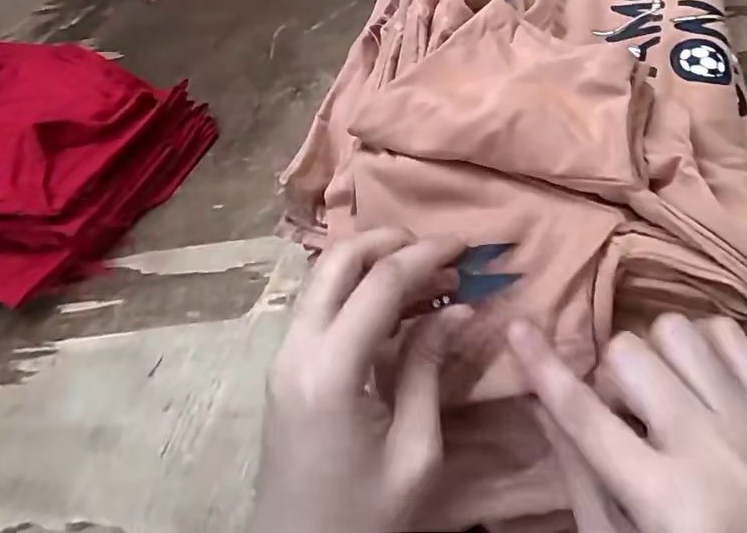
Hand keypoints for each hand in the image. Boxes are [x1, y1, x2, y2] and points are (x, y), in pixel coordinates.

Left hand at [249, 229, 470, 532]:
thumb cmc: (363, 518)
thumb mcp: (413, 454)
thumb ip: (428, 370)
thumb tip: (459, 308)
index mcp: (330, 370)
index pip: (380, 284)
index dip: (426, 256)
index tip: (463, 244)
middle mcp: (297, 346)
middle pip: (339, 260)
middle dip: (390, 242)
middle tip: (438, 251)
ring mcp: (283, 352)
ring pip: (323, 275)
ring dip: (371, 259)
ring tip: (423, 270)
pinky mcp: (284, 363)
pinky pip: (318, 301)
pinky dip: (354, 285)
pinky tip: (392, 301)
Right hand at [508, 315, 746, 532]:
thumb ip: (577, 467)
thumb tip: (532, 396)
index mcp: (668, 502)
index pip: (585, 414)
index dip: (543, 367)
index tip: (516, 328)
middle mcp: (714, 453)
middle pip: (630, 354)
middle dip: (613, 378)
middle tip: (625, 415)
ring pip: (677, 331)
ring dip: (657, 357)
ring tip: (666, 396)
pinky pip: (730, 335)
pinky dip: (704, 346)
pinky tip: (700, 381)